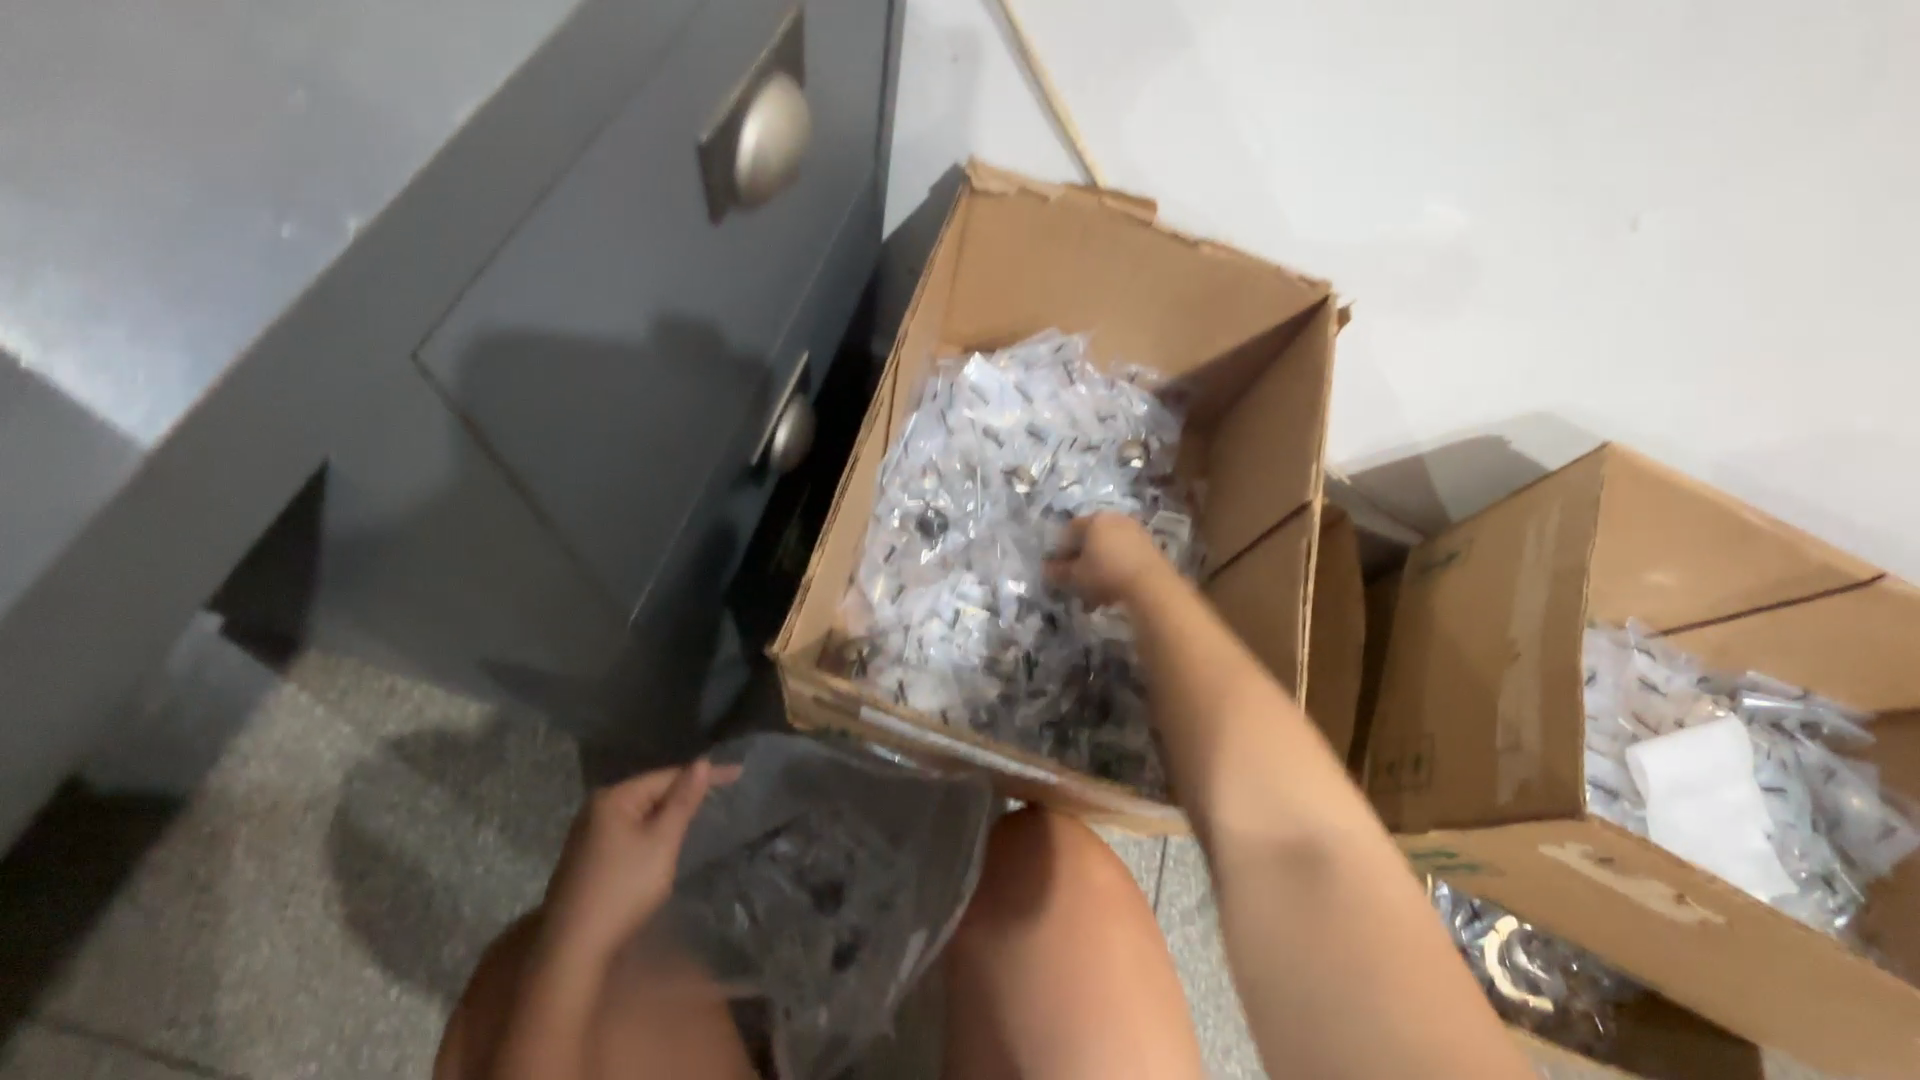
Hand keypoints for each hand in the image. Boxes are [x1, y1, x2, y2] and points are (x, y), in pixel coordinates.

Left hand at [537, 761, 732, 959]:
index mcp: (613, 799)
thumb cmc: (624, 888)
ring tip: (699, 811)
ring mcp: (587, 834)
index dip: (704, 775)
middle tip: (721, 792)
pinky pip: (627, 831)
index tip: (738, 774)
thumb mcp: (662, 842)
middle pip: (650, 792)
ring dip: (667, 812)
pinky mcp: (587, 858)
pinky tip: (663, 839)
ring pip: (639, 813)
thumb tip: (702, 762)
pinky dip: (650, 830)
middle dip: (684, 792)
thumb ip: (683, 801)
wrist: (573, 946)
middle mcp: (595, 809)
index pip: (666, 776)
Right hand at [1044, 513, 1174, 607]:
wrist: (1151, 585)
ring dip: (1099, 567)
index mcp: (1095, 520)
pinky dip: (1116, 570)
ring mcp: (1136, 531)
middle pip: (1091, 538)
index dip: (1060, 549)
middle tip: (1075, 580)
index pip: (1070, 530)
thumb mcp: (1076, 576)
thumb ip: (1059, 571)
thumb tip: (1046, 569)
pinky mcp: (1151, 546)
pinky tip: (1112, 590)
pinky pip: (1125, 556)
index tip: (1056, 569)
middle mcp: (1116, 519)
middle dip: (1081, 559)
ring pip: (1109, 549)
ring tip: (1094, 592)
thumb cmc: (1105, 574)